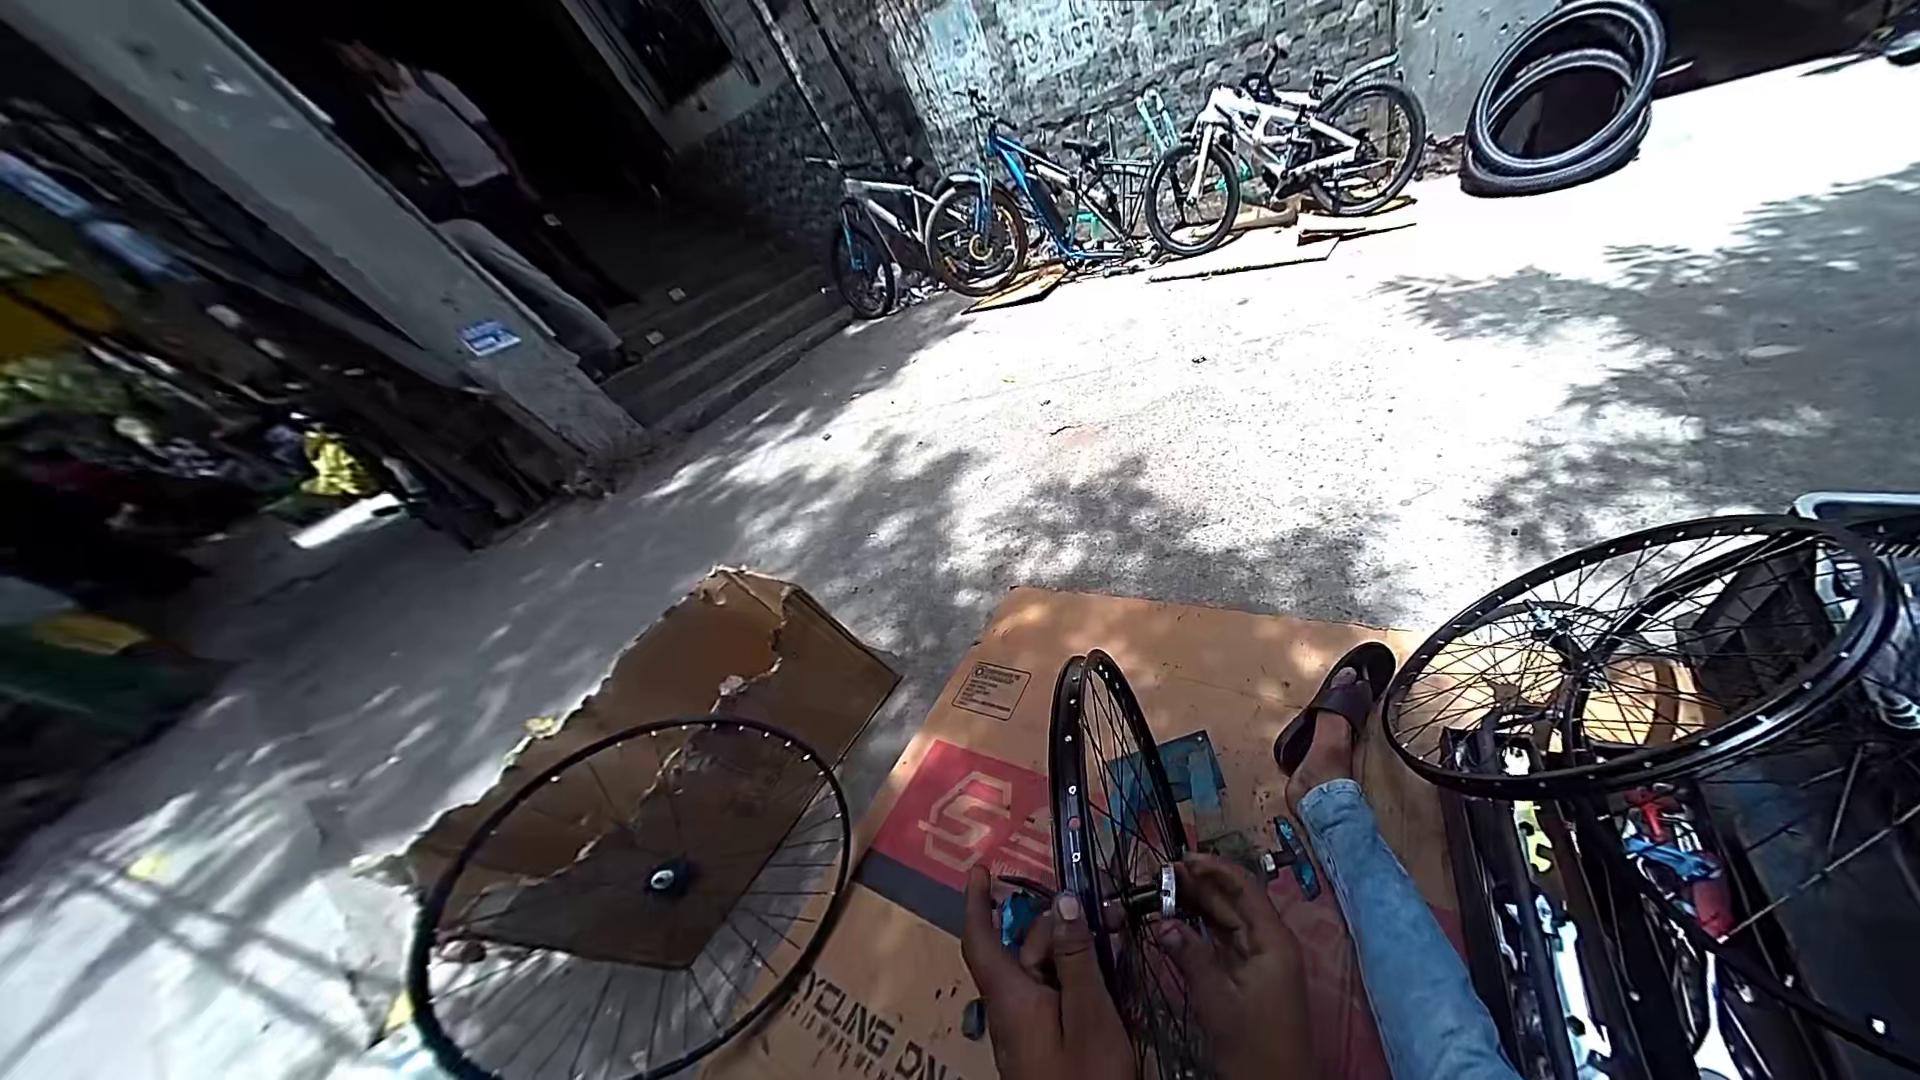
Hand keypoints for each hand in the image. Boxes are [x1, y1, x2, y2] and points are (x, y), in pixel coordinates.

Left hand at [960, 867, 1135, 1079]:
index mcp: (1009, 995)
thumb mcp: (1089, 1014)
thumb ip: (1076, 956)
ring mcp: (1028, 1026)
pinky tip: (1106, 973)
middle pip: (1025, 948)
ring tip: (1113, 936)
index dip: (977, 901)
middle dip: (1059, 925)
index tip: (980, 869)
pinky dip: (1076, 978)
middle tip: (1103, 909)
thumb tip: (1064, 900)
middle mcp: (1012, 1006)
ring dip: (1075, 950)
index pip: (980, 938)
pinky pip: (1054, 995)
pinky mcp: (1044, 1042)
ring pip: (1044, 970)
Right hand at [1156, 854, 1314, 1079]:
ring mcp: (1257, 959)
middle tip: (1159, 873)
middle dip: (1196, 884)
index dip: (1213, 867)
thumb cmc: (1254, 1047)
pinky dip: (1196, 926)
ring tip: (1161, 889)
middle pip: (1230, 900)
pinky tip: (1173, 918)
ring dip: (1194, 903)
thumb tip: (1162, 921)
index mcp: (1273, 940)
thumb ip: (1189, 954)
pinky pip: (1219, 938)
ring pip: (1222, 918)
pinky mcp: (1245, 974)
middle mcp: (1267, 942)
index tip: (1181, 859)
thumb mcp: (1217, 999)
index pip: (1244, 887)